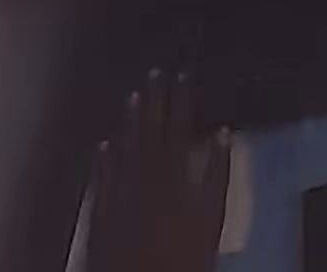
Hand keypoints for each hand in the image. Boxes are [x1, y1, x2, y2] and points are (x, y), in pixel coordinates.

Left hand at [88, 70, 231, 271]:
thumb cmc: (184, 255)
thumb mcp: (212, 214)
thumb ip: (218, 171)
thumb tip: (224, 133)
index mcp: (173, 170)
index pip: (179, 123)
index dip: (182, 97)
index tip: (183, 74)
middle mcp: (144, 172)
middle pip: (150, 128)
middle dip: (154, 98)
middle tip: (155, 72)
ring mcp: (120, 190)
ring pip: (125, 145)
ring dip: (130, 120)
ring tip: (133, 96)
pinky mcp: (102, 211)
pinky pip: (102, 176)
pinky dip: (104, 158)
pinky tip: (104, 144)